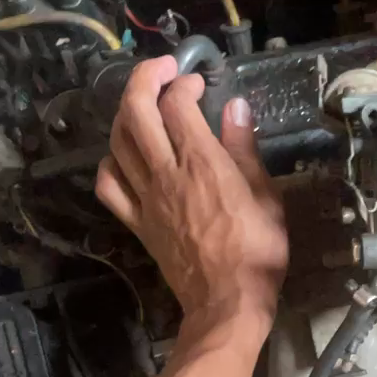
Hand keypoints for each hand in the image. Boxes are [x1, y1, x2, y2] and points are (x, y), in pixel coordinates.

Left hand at [96, 57, 288, 329]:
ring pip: (117, 141)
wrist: (228, 303)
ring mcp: (146, 198)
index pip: (177, 105)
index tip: (198, 83)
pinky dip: (111, 161)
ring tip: (144, 107)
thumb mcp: (267, 198)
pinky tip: (125, 157)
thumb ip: (246, 151)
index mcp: (202, 163)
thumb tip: (235, 107)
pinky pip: (109, 185)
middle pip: (136, 110)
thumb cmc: (258, 253)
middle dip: (145, 79)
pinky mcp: (137, 222)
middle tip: (162, 72)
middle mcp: (166, 173)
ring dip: (126, 113)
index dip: (184, 84)